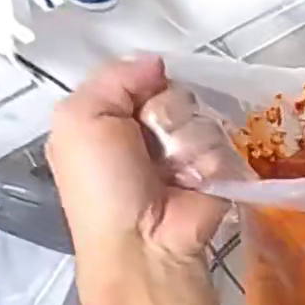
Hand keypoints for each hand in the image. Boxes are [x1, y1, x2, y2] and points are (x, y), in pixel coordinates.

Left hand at [46, 55, 235, 266]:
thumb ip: (113, 77)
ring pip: (204, 120)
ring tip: (171, 177)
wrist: (142, 241)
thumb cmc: (103, 186)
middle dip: (165, 116)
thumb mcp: (80, 117)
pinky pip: (224, 148)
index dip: (142, 84)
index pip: (144, 76)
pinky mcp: (221, 174)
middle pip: (178, 93)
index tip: (134, 105)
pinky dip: (207, 167)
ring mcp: (190, 154)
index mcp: (117, 117)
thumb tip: (157, 63)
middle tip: (148, 149)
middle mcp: (155, 133)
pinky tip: (192, 187)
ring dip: (185, 147)